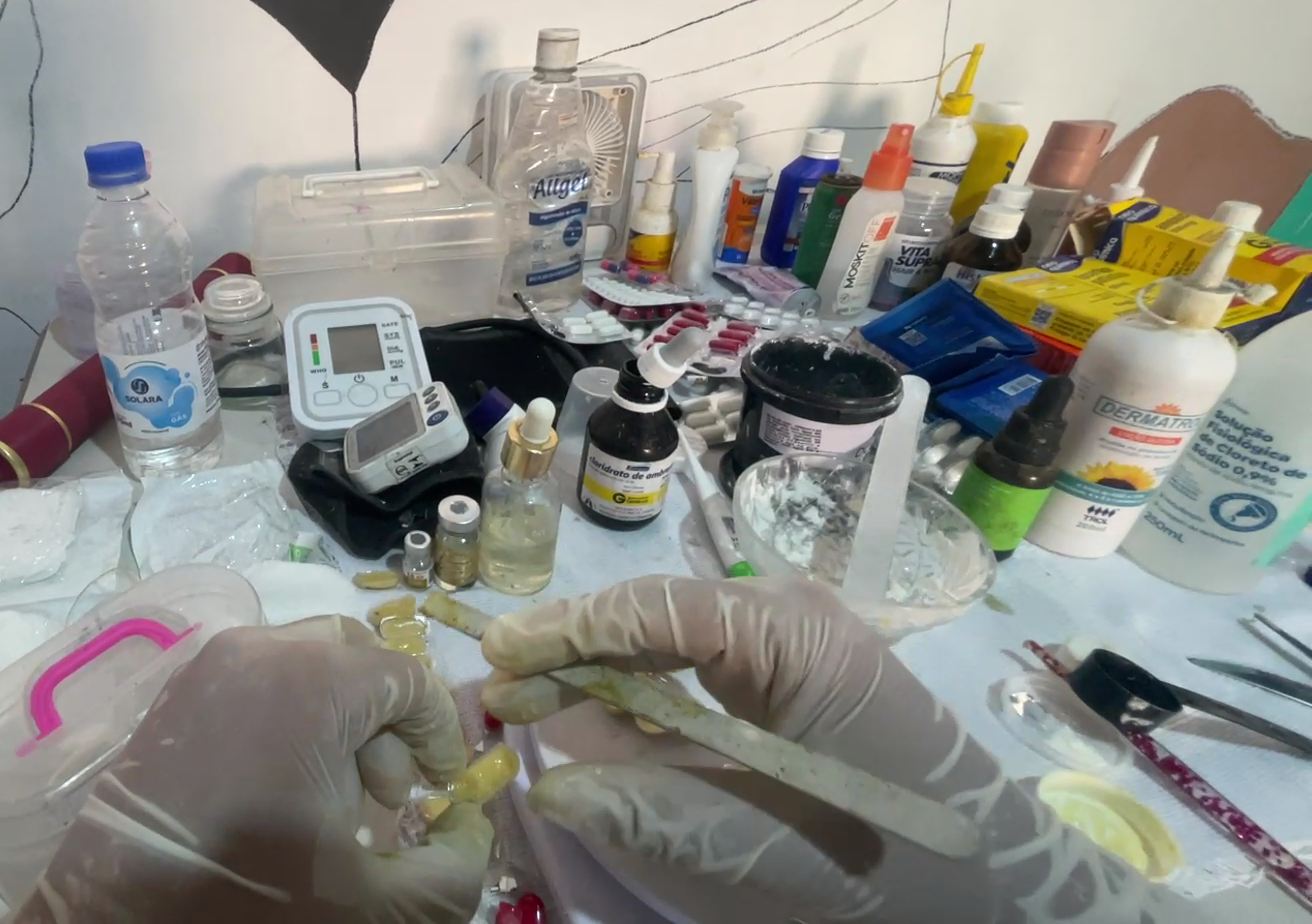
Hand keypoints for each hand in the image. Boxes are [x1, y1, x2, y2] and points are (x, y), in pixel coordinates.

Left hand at [14, 615, 492, 922]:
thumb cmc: (252, 904)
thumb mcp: (374, 908)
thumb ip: (453, 868)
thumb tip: (471, 829)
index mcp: (314, 682)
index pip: (405, 676)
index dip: (438, 729)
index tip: (441, 787)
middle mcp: (263, 649)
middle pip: (357, 656)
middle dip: (386, 718)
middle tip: (385, 792)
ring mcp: (215, 661)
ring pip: (308, 659)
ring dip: (341, 712)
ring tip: (334, 791)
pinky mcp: (182, 686)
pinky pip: (262, 674)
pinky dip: (293, 709)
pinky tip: (284, 779)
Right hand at [480, 577, 1202, 923]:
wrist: (1005, 904)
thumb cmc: (891, 875)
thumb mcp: (761, 849)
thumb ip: (648, 811)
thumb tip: (546, 788)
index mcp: (795, 637)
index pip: (658, 608)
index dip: (571, 627)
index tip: (501, 650)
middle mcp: (785, 614)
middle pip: (650, 614)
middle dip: (571, 648)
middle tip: (498, 679)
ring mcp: (785, 635)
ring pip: (660, 635)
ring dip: (592, 667)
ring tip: (523, 691)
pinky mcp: (779, 665)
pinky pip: (686, 665)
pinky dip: (631, 688)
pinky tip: (583, 705)